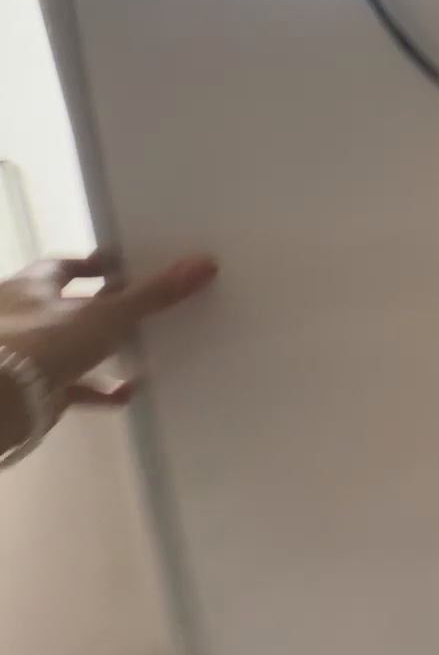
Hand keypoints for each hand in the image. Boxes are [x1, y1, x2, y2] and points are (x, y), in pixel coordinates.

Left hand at [0, 253, 216, 413]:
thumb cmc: (46, 340)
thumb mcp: (111, 313)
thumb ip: (156, 292)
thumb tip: (205, 261)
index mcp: (27, 288)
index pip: (62, 266)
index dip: (96, 265)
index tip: (132, 269)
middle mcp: (16, 316)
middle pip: (66, 305)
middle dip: (104, 307)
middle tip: (147, 307)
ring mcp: (19, 352)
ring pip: (67, 343)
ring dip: (100, 348)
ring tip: (142, 351)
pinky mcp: (25, 385)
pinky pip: (67, 383)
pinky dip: (96, 387)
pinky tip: (125, 392)